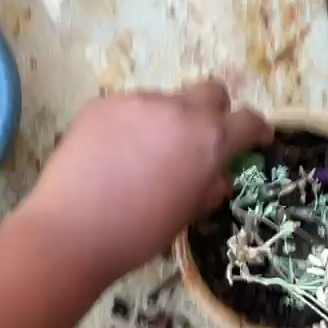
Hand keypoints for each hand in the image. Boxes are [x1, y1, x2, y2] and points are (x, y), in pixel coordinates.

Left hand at [17, 82, 272, 281]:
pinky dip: (135, 125)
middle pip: (211, 93)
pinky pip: (132, 107)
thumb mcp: (186, 215)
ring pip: (167, 101)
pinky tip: (116, 155)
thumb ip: (208, 187)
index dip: (256, 130)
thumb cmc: (138, 234)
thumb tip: (216, 177)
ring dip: (169, 122)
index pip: (247, 120)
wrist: (71, 232)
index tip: (256, 140)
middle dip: (215, 113)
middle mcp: (179, 111)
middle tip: (201, 142)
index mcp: (209, 140)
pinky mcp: (104, 103)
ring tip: (146, 157)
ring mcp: (139, 102)